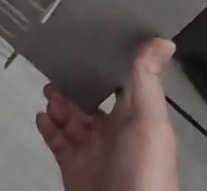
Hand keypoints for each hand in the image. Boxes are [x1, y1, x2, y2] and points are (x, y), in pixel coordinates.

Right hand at [38, 39, 180, 190]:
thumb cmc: (141, 168)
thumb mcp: (149, 122)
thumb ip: (146, 81)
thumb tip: (165, 39)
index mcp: (137, 121)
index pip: (121, 85)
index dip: (106, 64)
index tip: (87, 37)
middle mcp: (115, 134)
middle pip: (91, 101)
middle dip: (73, 83)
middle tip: (54, 66)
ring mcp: (92, 152)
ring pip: (71, 119)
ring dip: (58, 103)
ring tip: (47, 92)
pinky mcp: (73, 167)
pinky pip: (57, 142)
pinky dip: (48, 128)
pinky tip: (41, 117)